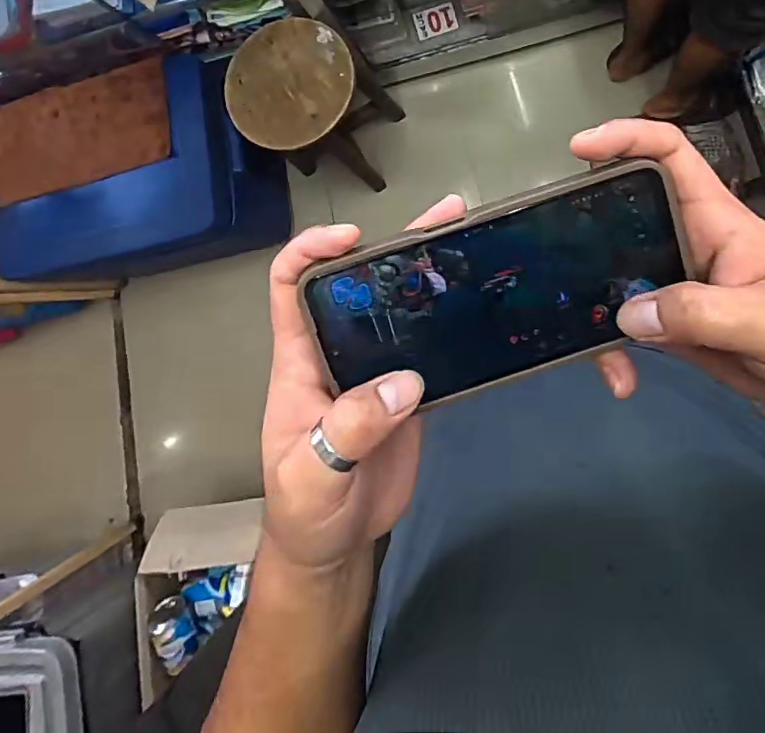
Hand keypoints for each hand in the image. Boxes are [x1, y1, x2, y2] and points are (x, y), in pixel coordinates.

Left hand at [257, 194, 467, 572]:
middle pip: (359, 283)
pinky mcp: (405, 393)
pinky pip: (426, 348)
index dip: (310, 250)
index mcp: (300, 360)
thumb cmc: (304, 511)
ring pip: (398, 310)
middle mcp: (338, 351)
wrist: (333, 546)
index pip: (290, 285)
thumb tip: (404, 383)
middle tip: (442, 217)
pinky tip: (474, 304)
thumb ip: (349, 430)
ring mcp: (374, 370)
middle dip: (394, 244)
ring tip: (467, 241)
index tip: (351, 237)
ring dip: (428, 275)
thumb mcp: (312, 475)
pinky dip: (447, 322)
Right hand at [571, 119, 764, 404]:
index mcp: (715, 219)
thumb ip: (703, 312)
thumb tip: (629, 313)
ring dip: (592, 306)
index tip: (581, 146)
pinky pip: (624, 323)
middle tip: (553, 254)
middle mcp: (685, 240)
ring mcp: (673, 280)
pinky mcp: (668, 319)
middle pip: (622, 211)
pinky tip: (620, 378)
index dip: (627, 137)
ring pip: (613, 276)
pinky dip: (614, 350)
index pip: (671, 154)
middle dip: (584, 227)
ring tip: (589, 345)